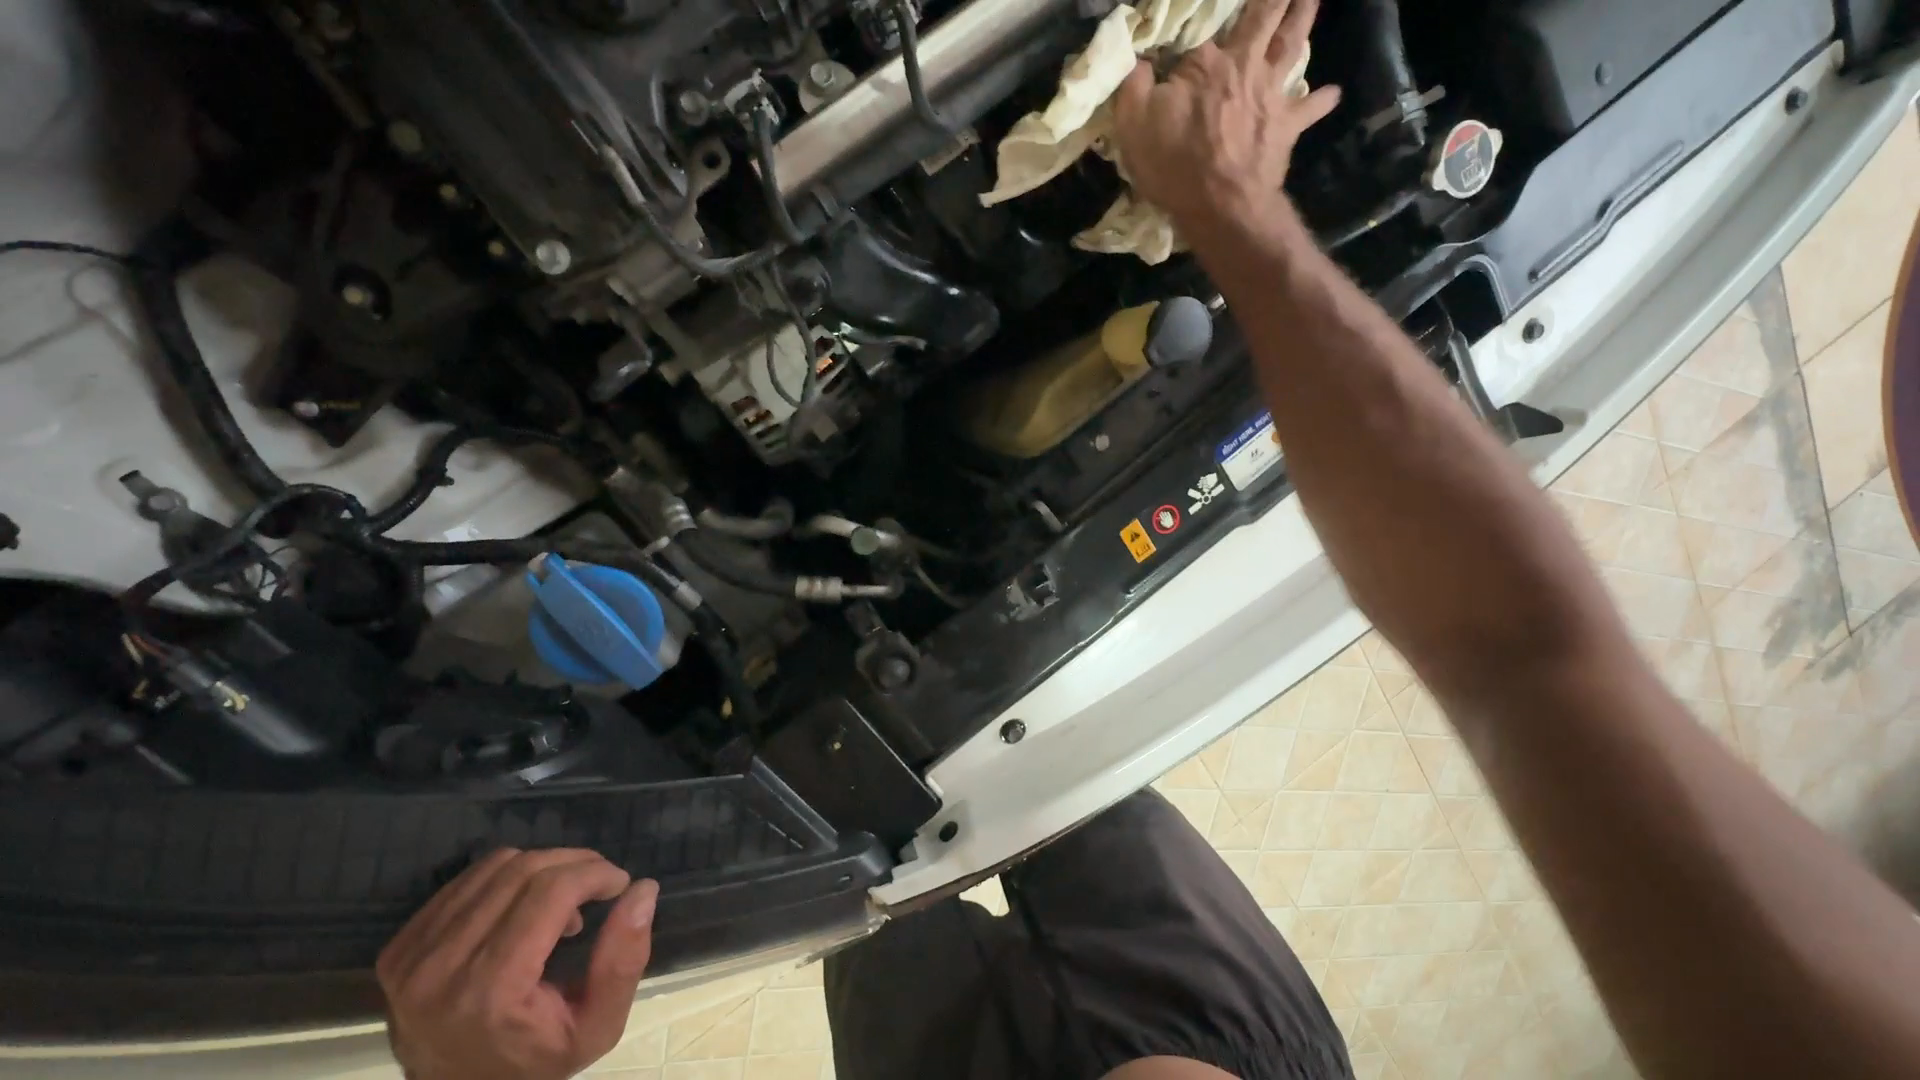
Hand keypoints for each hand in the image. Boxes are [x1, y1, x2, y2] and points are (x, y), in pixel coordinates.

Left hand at [377, 848, 659, 1079]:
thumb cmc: (534, 1064)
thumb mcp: (597, 1028)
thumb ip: (624, 961)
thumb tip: (643, 889)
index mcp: (492, 992)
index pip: (549, 893)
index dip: (594, 873)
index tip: (620, 883)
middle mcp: (442, 967)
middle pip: (523, 871)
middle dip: (575, 864)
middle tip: (601, 882)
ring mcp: (413, 956)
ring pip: (495, 867)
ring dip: (542, 868)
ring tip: (561, 902)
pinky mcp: (399, 947)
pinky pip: (466, 880)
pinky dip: (507, 879)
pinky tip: (523, 907)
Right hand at [1112, 0, 1339, 231]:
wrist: (1223, 206)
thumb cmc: (1174, 164)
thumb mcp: (1133, 123)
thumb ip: (1133, 84)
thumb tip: (1139, 60)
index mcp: (1207, 62)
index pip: (1202, 27)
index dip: (1200, 21)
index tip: (1196, 15)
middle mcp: (1246, 67)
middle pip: (1266, 17)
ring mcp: (1271, 94)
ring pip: (1292, 46)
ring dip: (1303, 18)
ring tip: (1312, 1)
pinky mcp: (1287, 126)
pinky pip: (1310, 107)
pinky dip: (1322, 99)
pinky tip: (1332, 92)